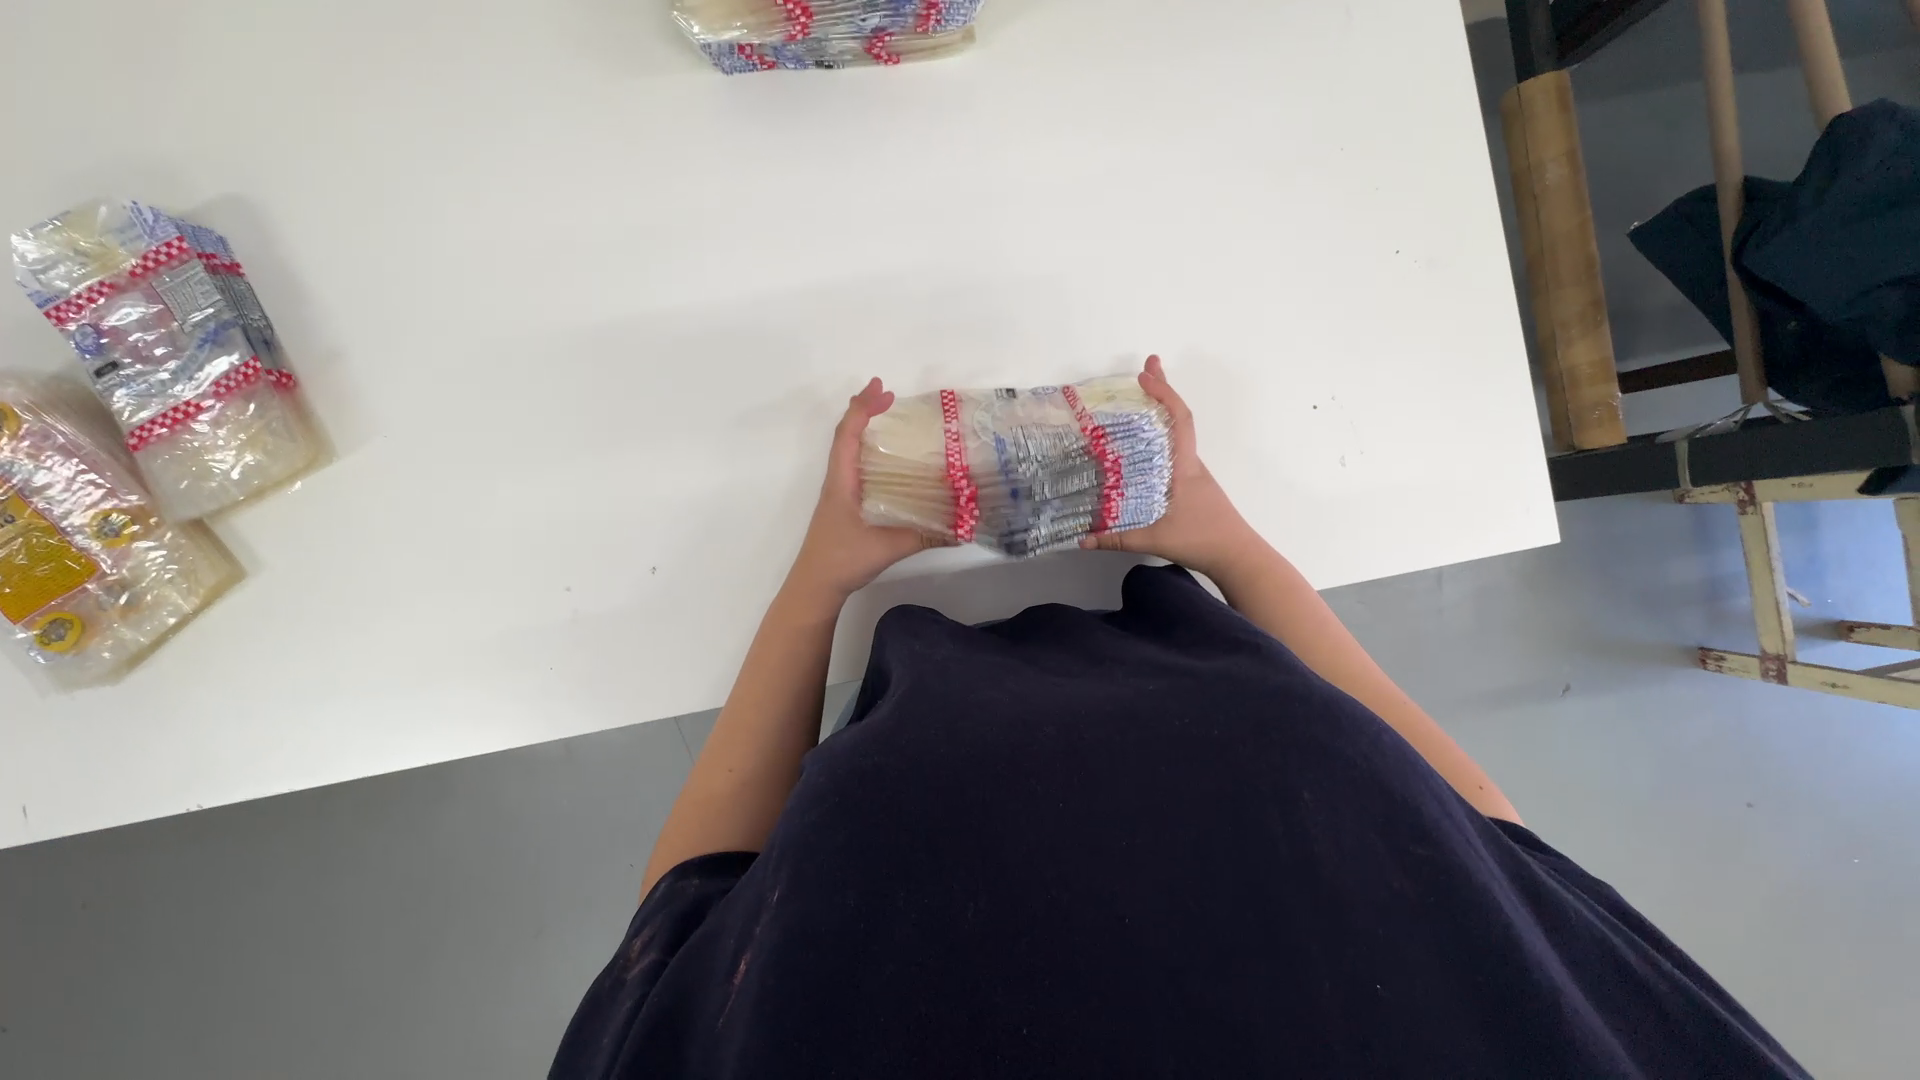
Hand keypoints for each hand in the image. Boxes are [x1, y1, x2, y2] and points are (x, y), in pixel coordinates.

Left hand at [789, 378, 947, 600]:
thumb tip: (962, 527)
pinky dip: (869, 455)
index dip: (862, 408)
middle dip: (865, 412)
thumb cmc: (841, 560)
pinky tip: (889, 465)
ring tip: (889, 420)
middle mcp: (838, 483)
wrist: (815, 587)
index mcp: (842, 482)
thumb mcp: (886, 548)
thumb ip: (924, 535)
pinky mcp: (844, 508)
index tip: (882, 389)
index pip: (848, 435)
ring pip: (849, 453)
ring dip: (866, 432)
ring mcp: (839, 496)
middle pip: (846, 437)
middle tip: (890, 397)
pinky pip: (856, 470)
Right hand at [1080, 355, 1263, 579]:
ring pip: (1176, 436)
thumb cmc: (1202, 540)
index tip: (1145, 376)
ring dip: (1161, 414)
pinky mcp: (1194, 487)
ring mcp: (1194, 475)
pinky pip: (1174, 453)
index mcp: (1184, 468)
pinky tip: (1145, 447)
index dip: (1164, 394)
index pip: (1179, 420)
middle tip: (1145, 368)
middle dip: (1162, 392)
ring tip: (1140, 399)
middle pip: (1177, 419)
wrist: (1239, 556)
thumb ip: (1116, 538)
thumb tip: (1081, 539)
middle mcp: (1191, 465)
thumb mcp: (1154, 540)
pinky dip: (1161, 438)